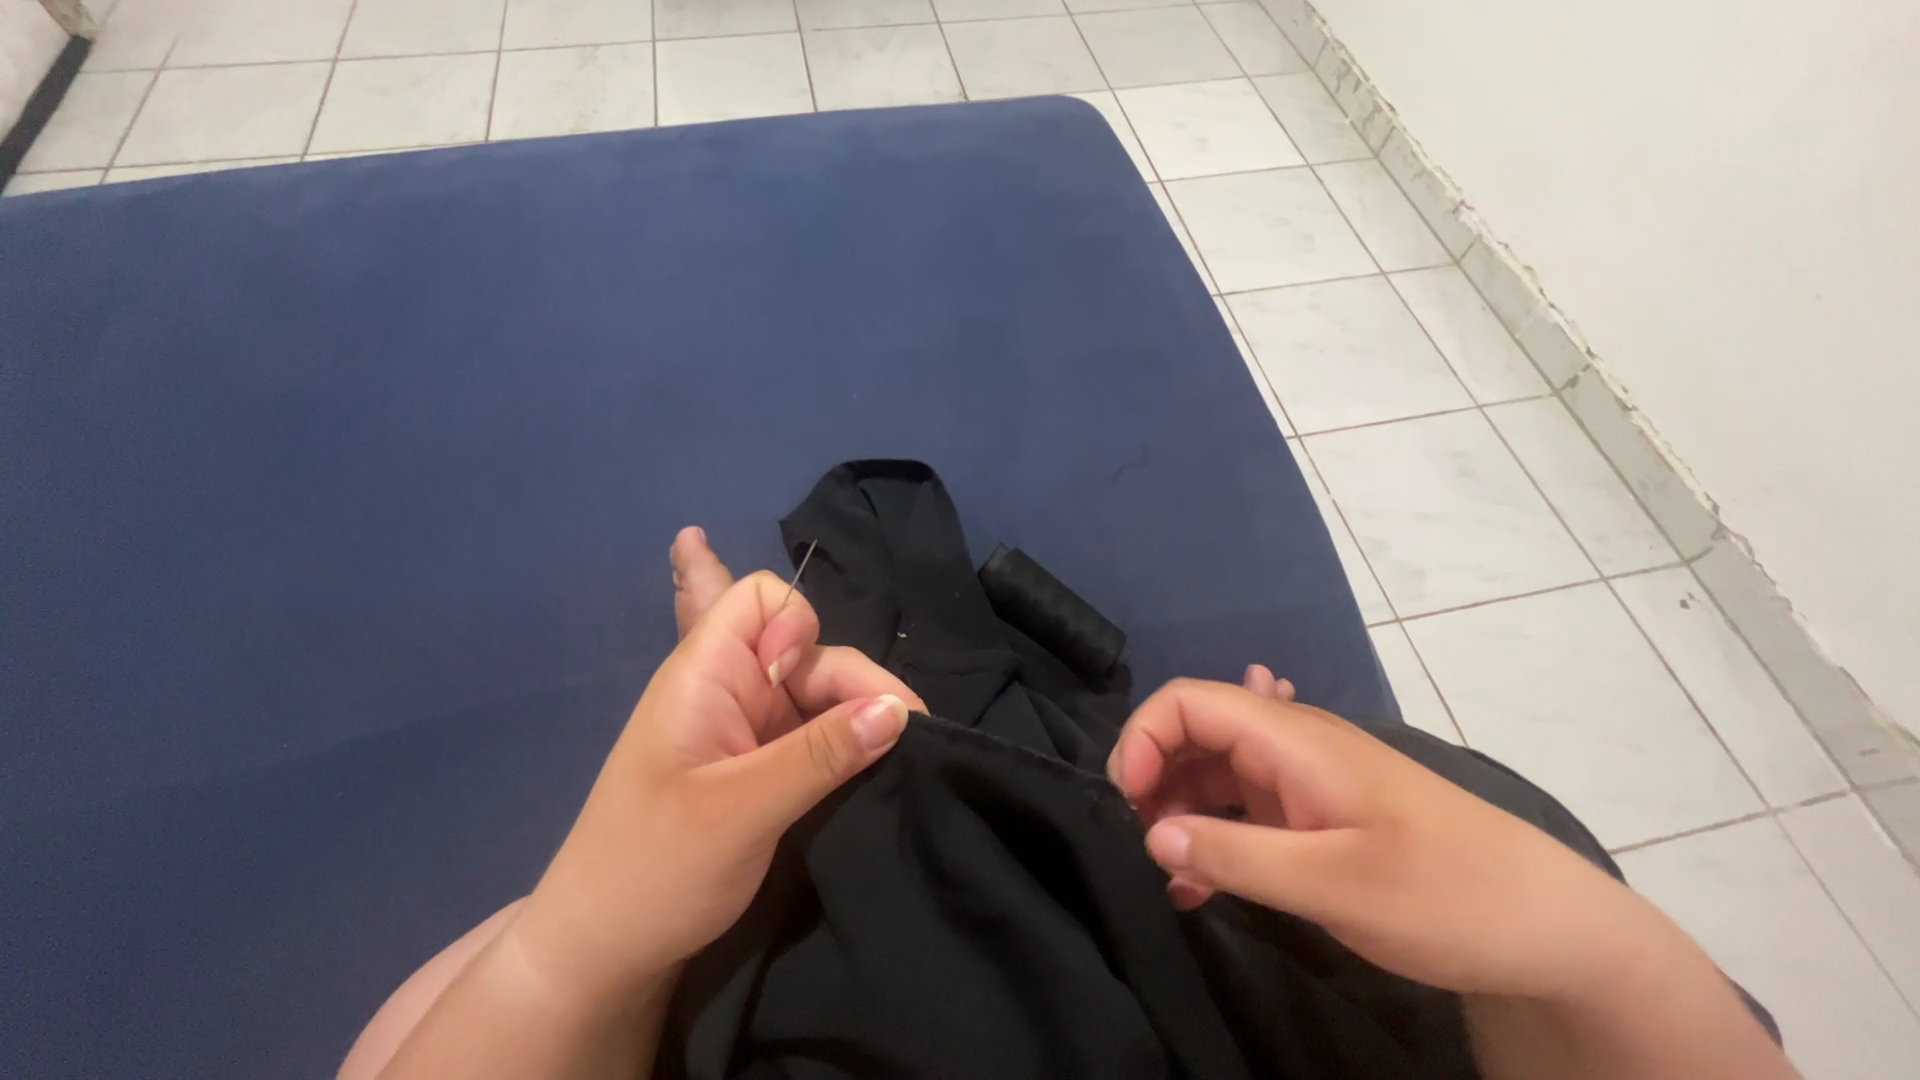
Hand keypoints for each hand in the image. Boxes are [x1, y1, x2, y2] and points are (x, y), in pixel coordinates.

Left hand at [506, 529, 925, 1004]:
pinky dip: (848, 746)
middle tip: (910, 735)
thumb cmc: (653, 869)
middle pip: (808, 651)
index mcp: (704, 675)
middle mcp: (730, 690)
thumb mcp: (742, 810)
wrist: (604, 952)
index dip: (798, 624)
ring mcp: (746, 730)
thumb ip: (822, 754)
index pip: (761, 599)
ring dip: (859, 719)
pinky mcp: (762, 767)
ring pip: (819, 695)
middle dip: (856, 683)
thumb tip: (899, 710)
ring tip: (902, 758)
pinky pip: (815, 736)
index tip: (810, 684)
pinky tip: (876, 767)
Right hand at [1105, 677, 1673, 1001]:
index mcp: (1294, 738)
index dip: (1143, 738)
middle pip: (1194, 733)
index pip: (1189, 701)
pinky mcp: (1314, 817)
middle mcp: (1291, 746)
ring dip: (1177, 813)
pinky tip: (1197, 886)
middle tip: (1136, 841)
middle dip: (1151, 777)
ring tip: (1163, 869)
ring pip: (1213, 774)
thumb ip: (1235, 857)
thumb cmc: (1448, 894)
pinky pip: (1241, 812)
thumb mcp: (1335, 885)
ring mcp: (1303, 782)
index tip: (1126, 802)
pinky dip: (1210, 839)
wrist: (1551, 930)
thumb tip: (1150, 834)